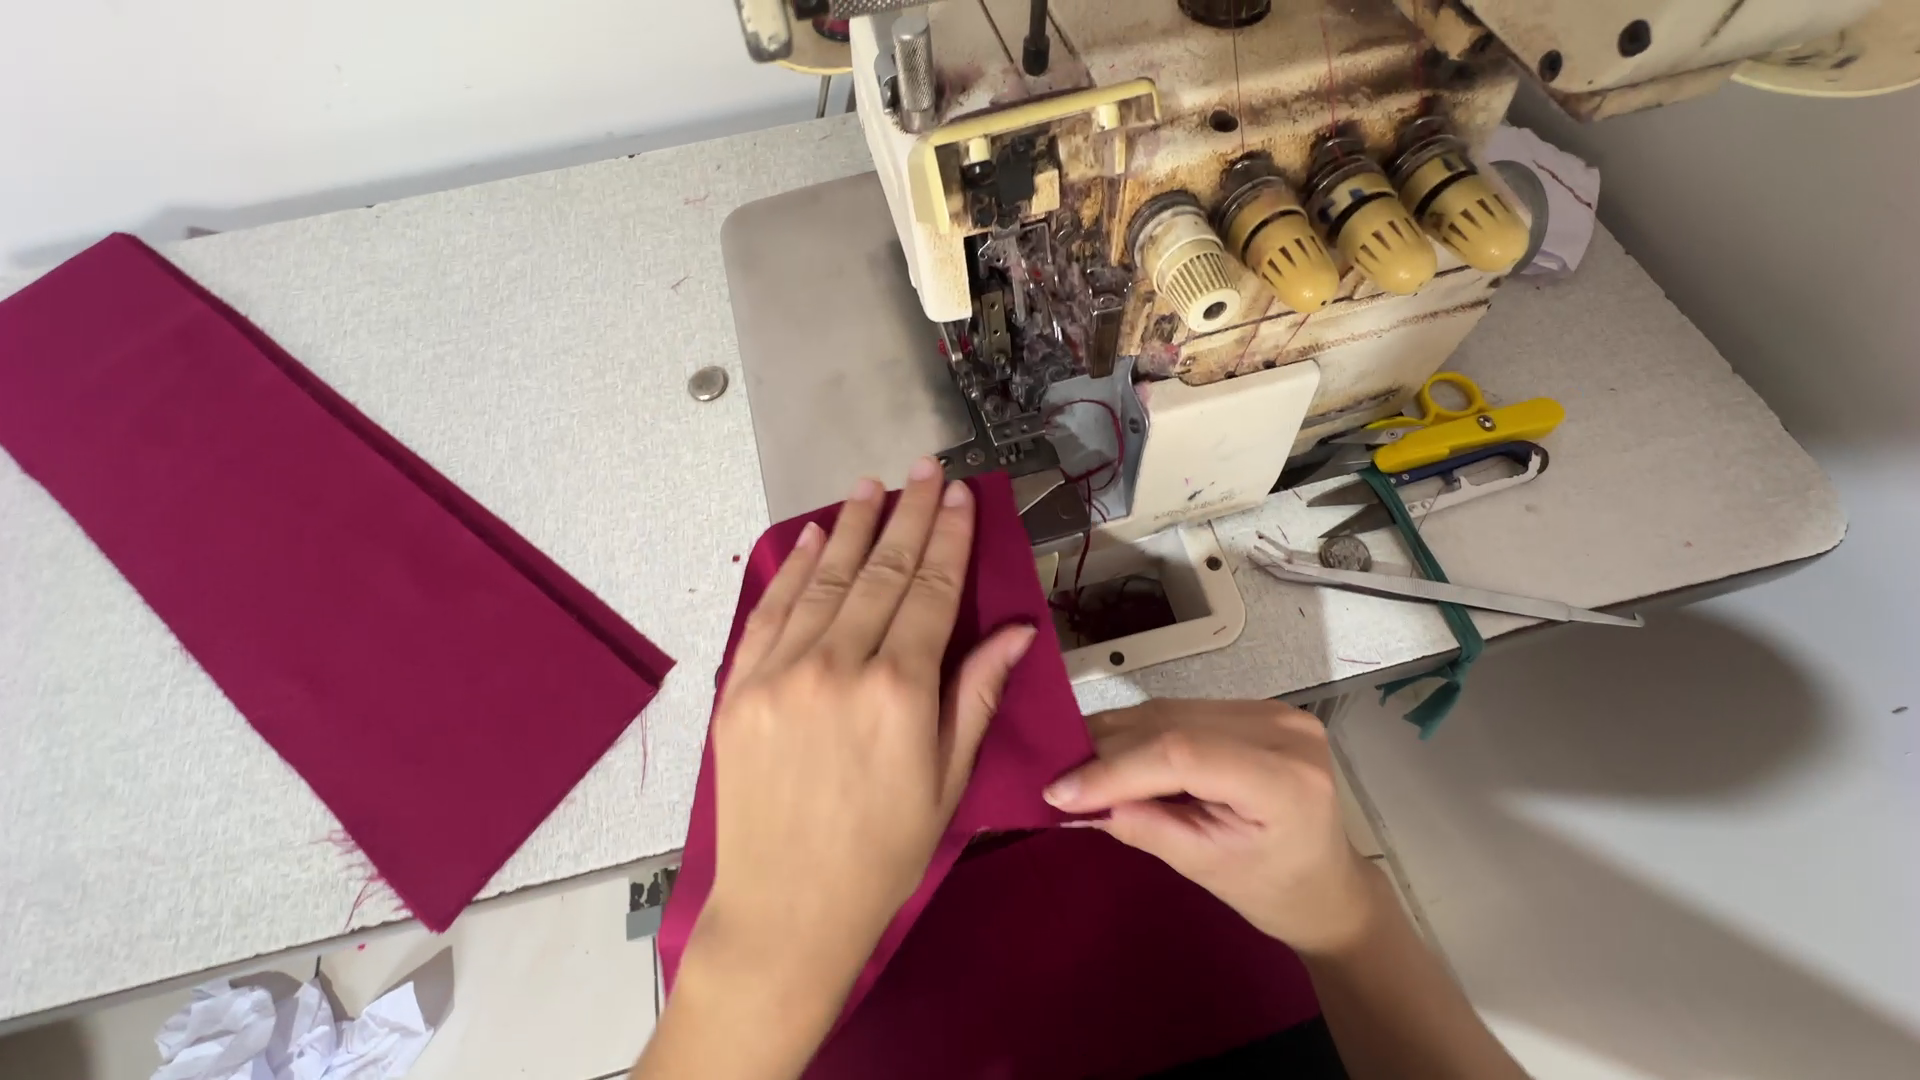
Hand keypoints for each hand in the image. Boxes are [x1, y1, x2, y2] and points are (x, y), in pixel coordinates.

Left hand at [697, 458, 1037, 982]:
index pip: (933, 590)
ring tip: (874, 485)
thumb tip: (1016, 632)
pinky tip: (816, 534)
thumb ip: (975, 694)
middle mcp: (839, 666)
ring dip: (855, 526)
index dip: (950, 537)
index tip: (960, 495)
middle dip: (909, 513)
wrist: (786, 910)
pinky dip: (794, 567)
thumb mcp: (948, 780)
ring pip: (827, 578)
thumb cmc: (882, 853)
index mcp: (899, 690)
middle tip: (924, 468)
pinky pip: (771, 610)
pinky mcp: (740, 688)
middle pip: (883, 571)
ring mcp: (782, 672)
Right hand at [1042, 699, 1380, 955]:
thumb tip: (1074, 799)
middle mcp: (1281, 729)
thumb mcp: (1206, 868)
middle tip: (1054, 776)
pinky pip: (1179, 712)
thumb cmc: (1274, 890)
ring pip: (1167, 711)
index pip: (1182, 754)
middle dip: (1104, 750)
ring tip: (1073, 764)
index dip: (1114, 768)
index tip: (1059, 790)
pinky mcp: (1254, 707)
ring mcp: (1270, 710)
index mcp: (1285, 778)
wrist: (1328, 884)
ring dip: (1115, 736)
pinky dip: (1139, 733)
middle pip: (1170, 725)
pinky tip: (1110, 751)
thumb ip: (1143, 825)